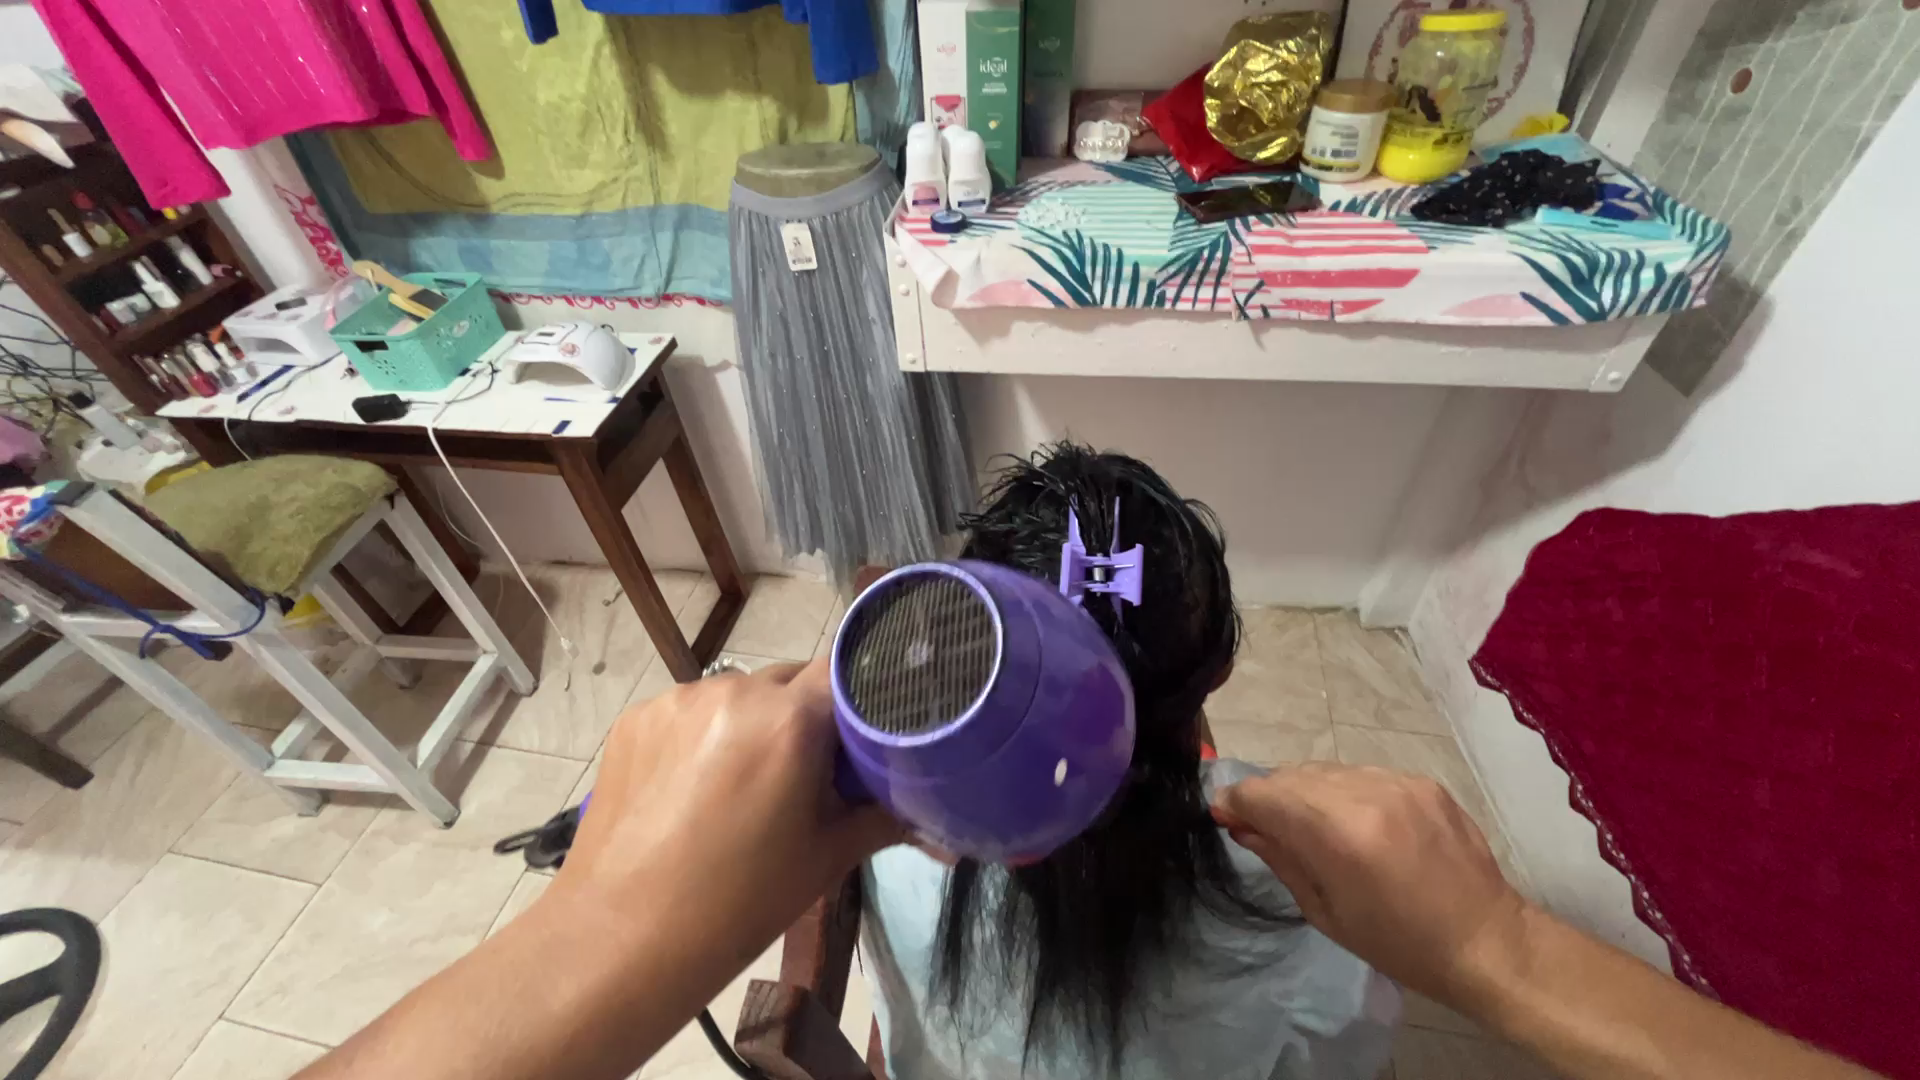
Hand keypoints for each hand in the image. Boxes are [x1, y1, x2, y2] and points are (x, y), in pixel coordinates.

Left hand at [553, 658, 902, 952]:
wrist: (619, 941)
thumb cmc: (740, 903)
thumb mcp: (827, 857)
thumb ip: (887, 820)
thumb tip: (950, 831)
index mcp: (789, 721)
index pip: (845, 670)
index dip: (860, 693)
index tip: (864, 730)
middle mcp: (736, 691)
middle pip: (792, 680)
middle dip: (806, 714)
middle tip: (806, 770)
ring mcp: (679, 700)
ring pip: (741, 693)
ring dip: (755, 721)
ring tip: (743, 781)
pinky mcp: (638, 716)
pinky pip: (694, 708)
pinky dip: (706, 732)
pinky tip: (693, 783)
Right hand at [1212, 763, 1532, 1007]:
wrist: (1490, 943)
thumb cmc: (1399, 942)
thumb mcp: (1323, 911)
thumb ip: (1278, 857)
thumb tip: (1240, 823)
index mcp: (1337, 834)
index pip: (1261, 793)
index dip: (1235, 802)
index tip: (1226, 817)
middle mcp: (1363, 794)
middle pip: (1288, 775)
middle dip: (1269, 797)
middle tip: (1267, 826)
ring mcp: (1395, 782)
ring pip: (1322, 769)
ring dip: (1306, 792)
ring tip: (1317, 826)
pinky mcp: (1419, 780)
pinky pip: (1359, 773)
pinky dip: (1344, 791)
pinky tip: (1358, 823)